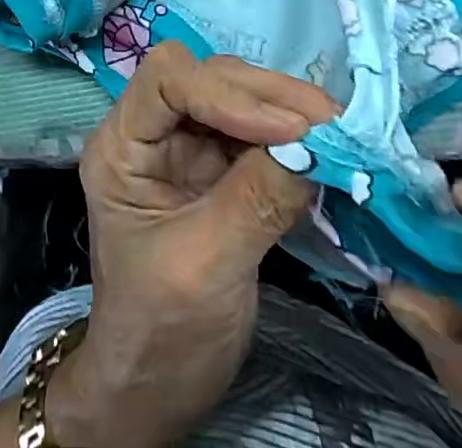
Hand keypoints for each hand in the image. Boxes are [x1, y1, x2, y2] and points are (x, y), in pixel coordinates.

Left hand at [52, 42, 337, 446]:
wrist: (159, 382)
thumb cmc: (163, 327)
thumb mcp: (207, 263)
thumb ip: (258, 198)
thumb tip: (317, 142)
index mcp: (120, 147)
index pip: (165, 79)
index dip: (225, 92)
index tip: (291, 128)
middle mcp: (150, 135)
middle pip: (205, 80)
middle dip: (267, 96)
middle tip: (336, 123)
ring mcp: (185, 151)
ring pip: (236, 101)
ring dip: (287, 111)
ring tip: (341, 134)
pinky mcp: (218, 173)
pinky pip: (257, 138)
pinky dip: (293, 140)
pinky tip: (326, 155)